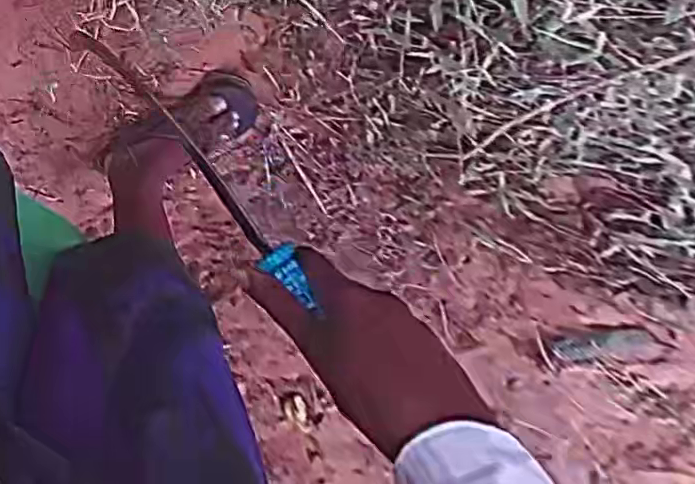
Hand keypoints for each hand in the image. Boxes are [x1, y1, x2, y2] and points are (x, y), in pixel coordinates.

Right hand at [243, 248, 494, 459]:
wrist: (443, 436)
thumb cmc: (370, 392)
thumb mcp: (313, 348)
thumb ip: (280, 305)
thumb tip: (250, 274)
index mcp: (345, 293)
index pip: (307, 259)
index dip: (288, 266)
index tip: (278, 283)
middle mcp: (378, 297)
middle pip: (338, 289)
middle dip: (322, 307)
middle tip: (314, 340)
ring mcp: (408, 319)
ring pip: (367, 313)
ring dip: (353, 328)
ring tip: (349, 366)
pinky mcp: (431, 344)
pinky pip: (395, 333)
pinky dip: (381, 345)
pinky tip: (380, 377)